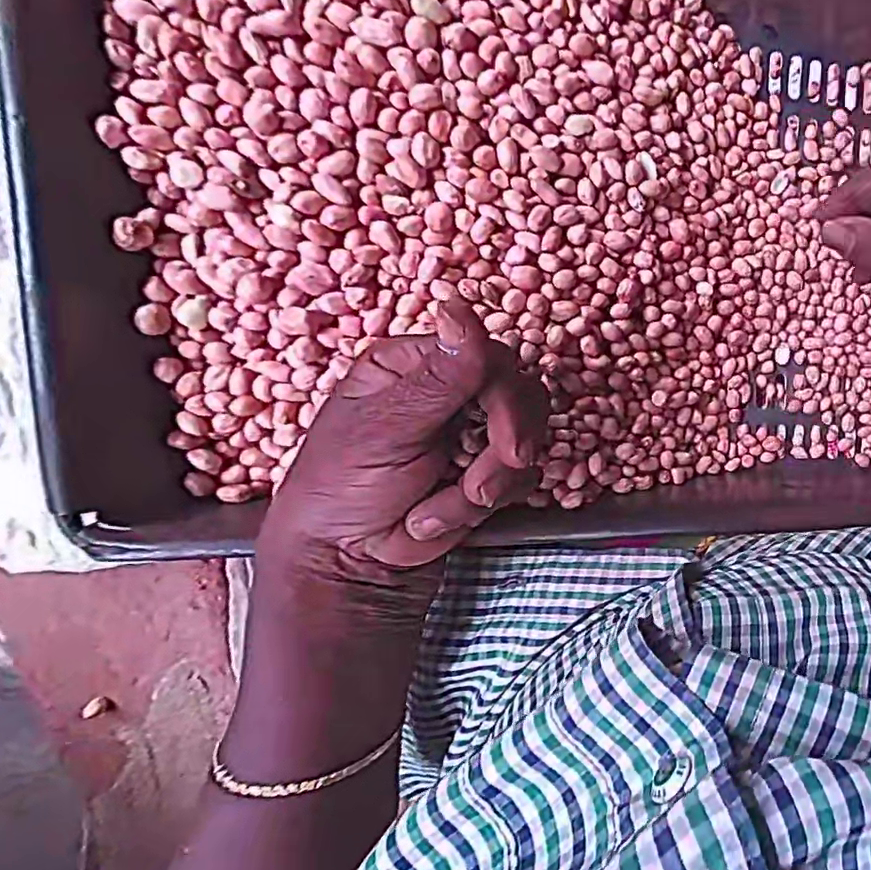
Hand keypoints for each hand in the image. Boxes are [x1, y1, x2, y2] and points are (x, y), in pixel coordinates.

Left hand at [254, 301, 547, 622]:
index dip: (505, 398)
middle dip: (505, 446)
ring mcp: (474, 430)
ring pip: (529, 436)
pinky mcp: (490, 468)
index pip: (489, 358)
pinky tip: (440, 516)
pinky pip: (522, 475)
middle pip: (521, 394)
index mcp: (417, 365)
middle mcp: (452, 391)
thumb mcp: (384, 429)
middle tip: (479, 486)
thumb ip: (437, 377)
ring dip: (492, 481)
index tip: (506, 442)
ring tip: (442, 508)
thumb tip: (459, 307)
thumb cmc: (341, 489)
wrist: (346, 563)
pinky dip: (488, 503)